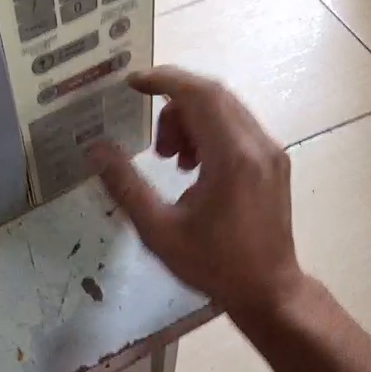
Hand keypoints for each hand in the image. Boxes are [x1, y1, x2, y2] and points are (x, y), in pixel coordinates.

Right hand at [88, 66, 306, 317]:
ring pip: (227, 110)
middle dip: (174, 106)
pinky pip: (238, 128)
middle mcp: (258, 144)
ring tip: (172, 161)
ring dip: (192, 121)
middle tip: (154, 146)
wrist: (268, 290)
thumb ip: (126, 185)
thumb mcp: (159, 230)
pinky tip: (194, 169)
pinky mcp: (275, 162)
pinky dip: (210, 133)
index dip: (162, 80)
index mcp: (232, 157)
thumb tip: (96, 150)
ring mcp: (271, 152)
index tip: (132, 83)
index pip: (198, 94)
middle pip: (213, 96)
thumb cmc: (213, 265)